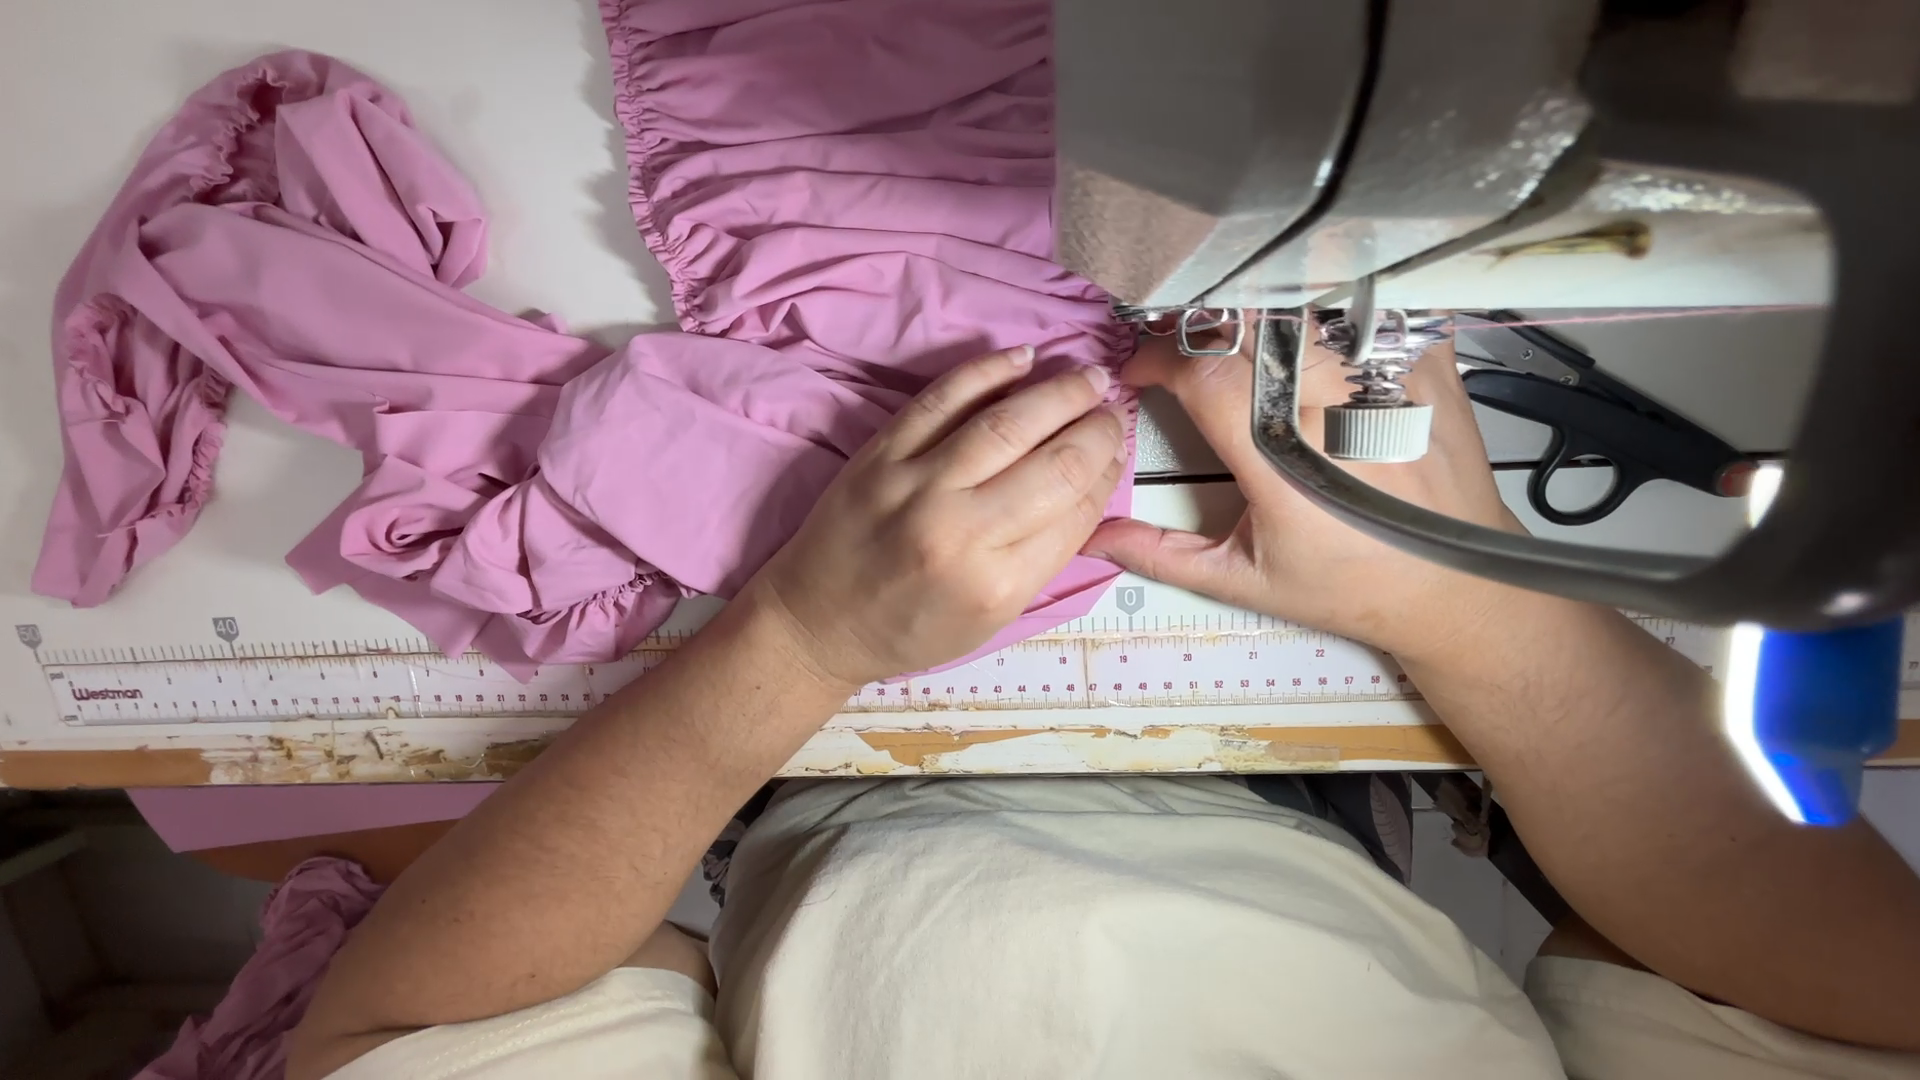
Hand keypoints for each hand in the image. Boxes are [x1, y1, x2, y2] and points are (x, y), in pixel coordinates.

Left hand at [747, 346, 1126, 687]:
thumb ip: (1043, 554)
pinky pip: (942, 399)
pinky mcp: (881, 454)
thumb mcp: (991, 617)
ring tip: (1090, 376)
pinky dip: (986, 372)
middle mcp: (961, 531)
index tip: (1119, 448)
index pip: (1074, 512)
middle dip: (1096, 430)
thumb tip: (1091, 483)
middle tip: (1115, 408)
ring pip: (1006, 424)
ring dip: (1058, 393)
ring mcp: (916, 485)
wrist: (820, 621)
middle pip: (1053, 464)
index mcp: (997, 583)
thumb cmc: (911, 629)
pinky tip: (1023, 359)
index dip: (1106, 472)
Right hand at [1082, 323, 1526, 665]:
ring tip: (1225, 338)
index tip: (1138, 371)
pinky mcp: (1426, 367)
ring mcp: (1388, 382)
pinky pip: (1364, 310)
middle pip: (1253, 326)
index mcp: (1285, 463)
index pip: (1210, 375)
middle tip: (1171, 344)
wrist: (1459, 587)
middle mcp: (1338, 412)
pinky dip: (1320, 310)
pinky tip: (1298, 331)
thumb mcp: (1242, 580)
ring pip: (1305, 310)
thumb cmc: (1344, 586)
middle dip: (1196, 326)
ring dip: (1250, 314)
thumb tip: (1093, 537)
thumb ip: (1161, 554)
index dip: (1160, 360)